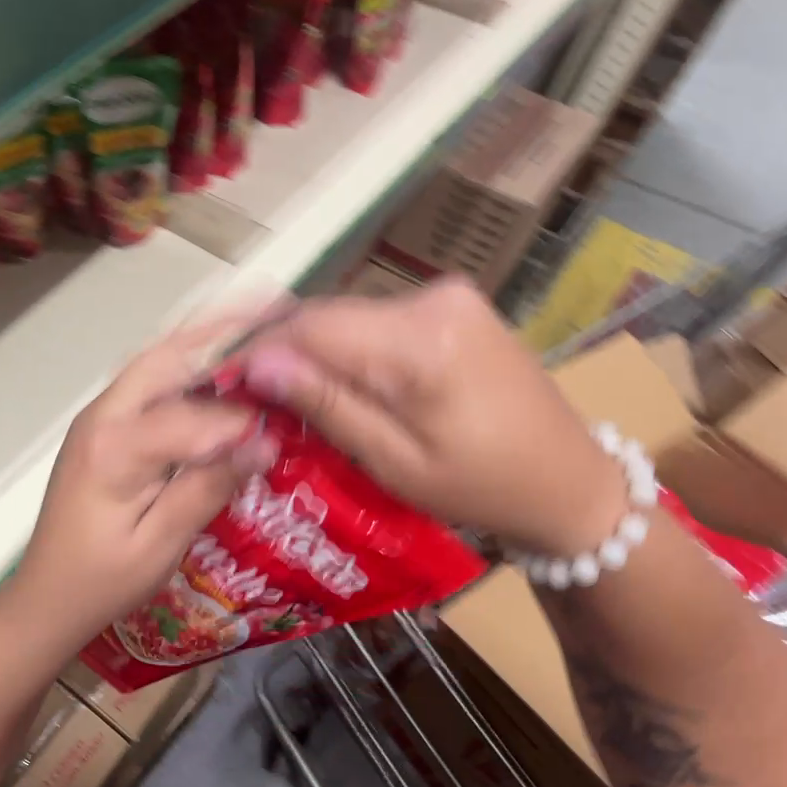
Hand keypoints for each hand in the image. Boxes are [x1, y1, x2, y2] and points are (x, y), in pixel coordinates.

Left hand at [3, 311, 279, 647]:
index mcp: (112, 450)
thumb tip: (262, 445)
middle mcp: (101, 418)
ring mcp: (99, 419)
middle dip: (220, 331)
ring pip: (156, 364)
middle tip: (274, 306)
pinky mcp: (104, 429)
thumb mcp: (158, 546)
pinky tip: (221, 366)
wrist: (46, 597)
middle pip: (164, 359)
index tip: (284, 423)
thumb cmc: (101, 582)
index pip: (186, 416)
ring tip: (255, 318)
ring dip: (204, 341)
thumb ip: (205, 489)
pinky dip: (187, 368)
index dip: (238, 418)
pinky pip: (150, 386)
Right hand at [237, 280, 626, 556]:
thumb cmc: (480, 489)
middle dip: (279, 351)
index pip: (310, 327)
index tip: (216, 383)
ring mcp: (448, 297)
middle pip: (327, 316)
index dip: (255, 350)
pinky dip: (345, 348)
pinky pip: (376, 321)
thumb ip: (328, 404)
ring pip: (347, 317)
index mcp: (422, 342)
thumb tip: (257, 364)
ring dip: (311, 351)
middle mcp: (434, 299)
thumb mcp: (394, 461)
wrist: (570, 482)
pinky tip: (331, 382)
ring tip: (279, 395)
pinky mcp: (454, 305)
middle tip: (241, 395)